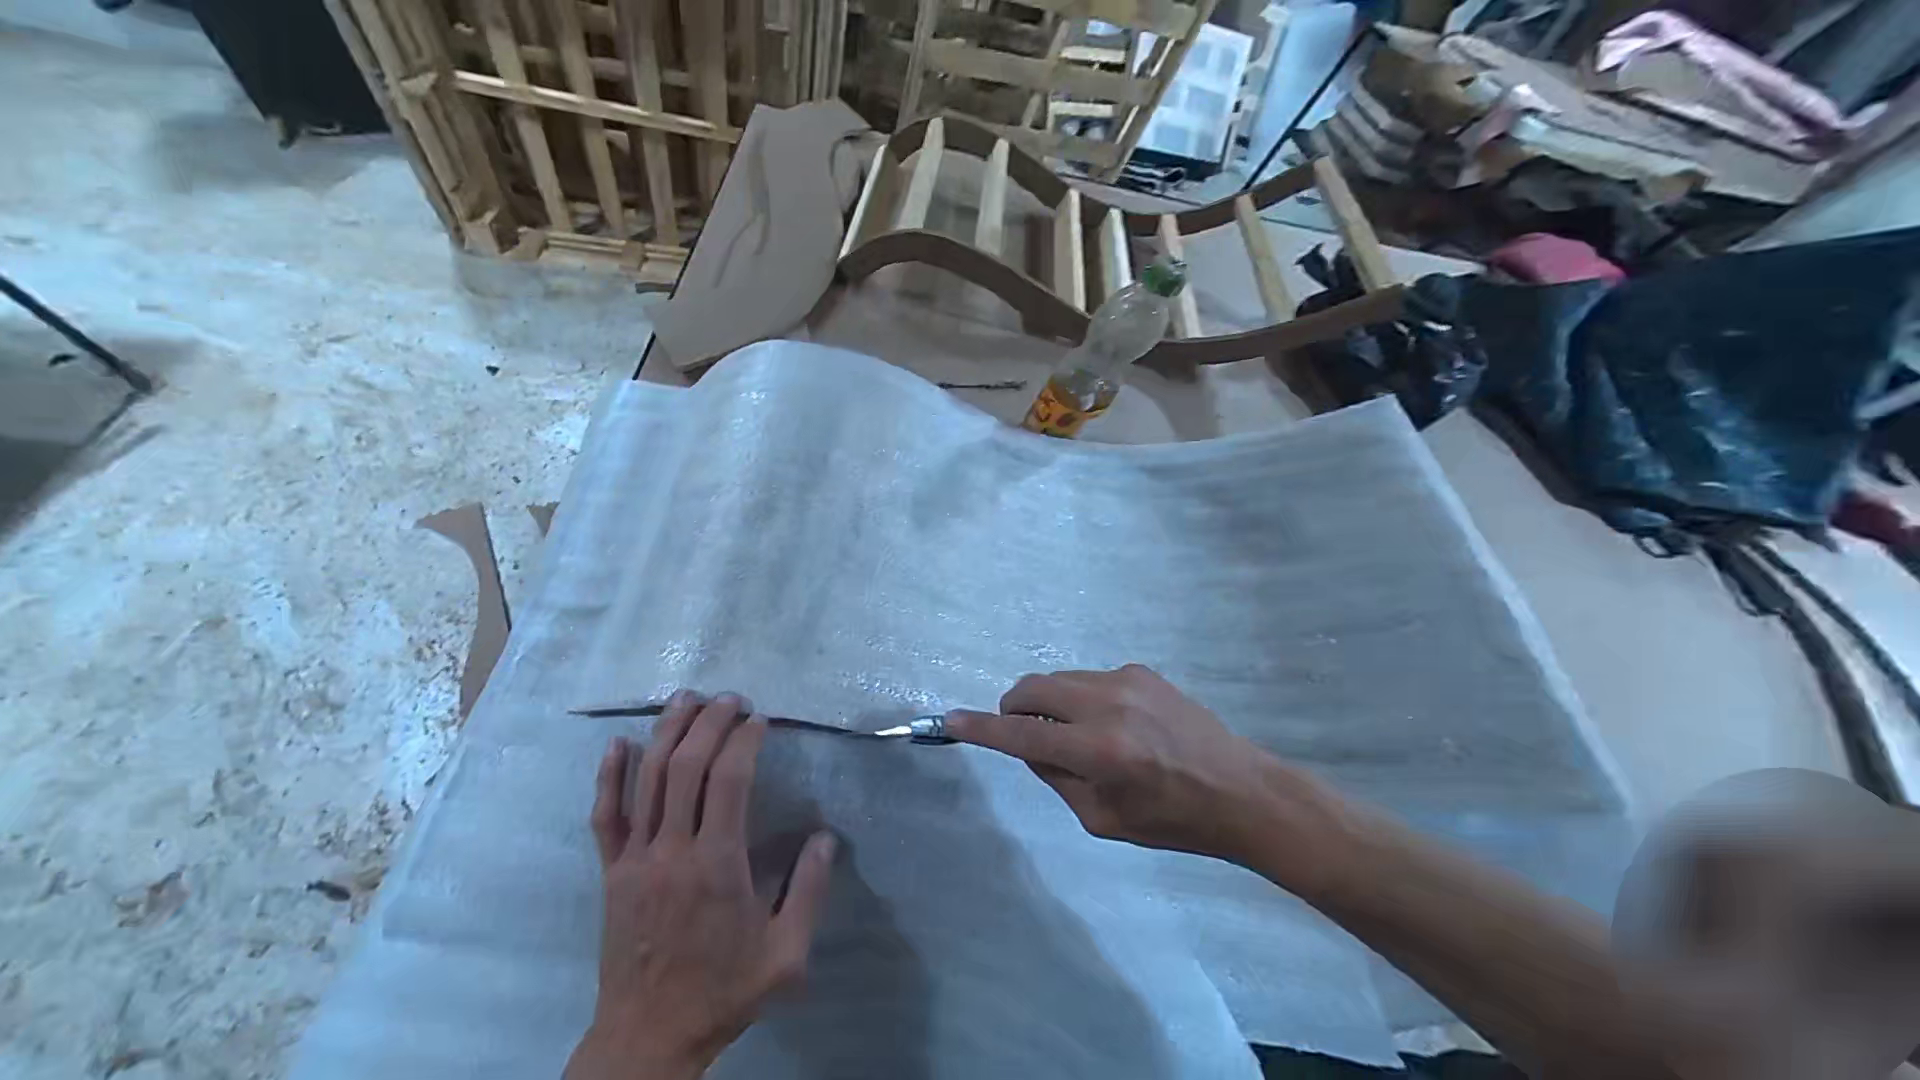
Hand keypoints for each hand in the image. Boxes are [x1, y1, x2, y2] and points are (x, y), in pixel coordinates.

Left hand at [566, 691, 837, 1079]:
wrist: (648, 1039)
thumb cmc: (724, 993)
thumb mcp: (786, 955)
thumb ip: (810, 891)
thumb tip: (825, 836)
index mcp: (718, 865)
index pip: (729, 781)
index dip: (744, 741)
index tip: (759, 720)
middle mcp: (673, 851)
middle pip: (686, 767)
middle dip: (710, 722)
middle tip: (731, 699)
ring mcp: (635, 860)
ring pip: (647, 780)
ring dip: (667, 732)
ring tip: (686, 698)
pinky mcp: (611, 874)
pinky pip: (606, 817)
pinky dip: (609, 776)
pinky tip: (617, 743)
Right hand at [945, 665, 1311, 867]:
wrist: (1240, 790)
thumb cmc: (1172, 820)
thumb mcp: (1103, 818)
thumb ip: (1056, 777)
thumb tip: (1026, 745)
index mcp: (1099, 751)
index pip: (1022, 735)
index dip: (981, 728)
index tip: (951, 719)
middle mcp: (1108, 705)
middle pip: (1033, 688)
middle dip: (1013, 707)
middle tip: (1023, 733)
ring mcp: (1127, 680)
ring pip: (1059, 679)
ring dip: (1049, 703)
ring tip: (1076, 735)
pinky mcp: (1142, 671)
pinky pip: (1090, 679)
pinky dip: (1081, 698)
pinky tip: (1111, 725)